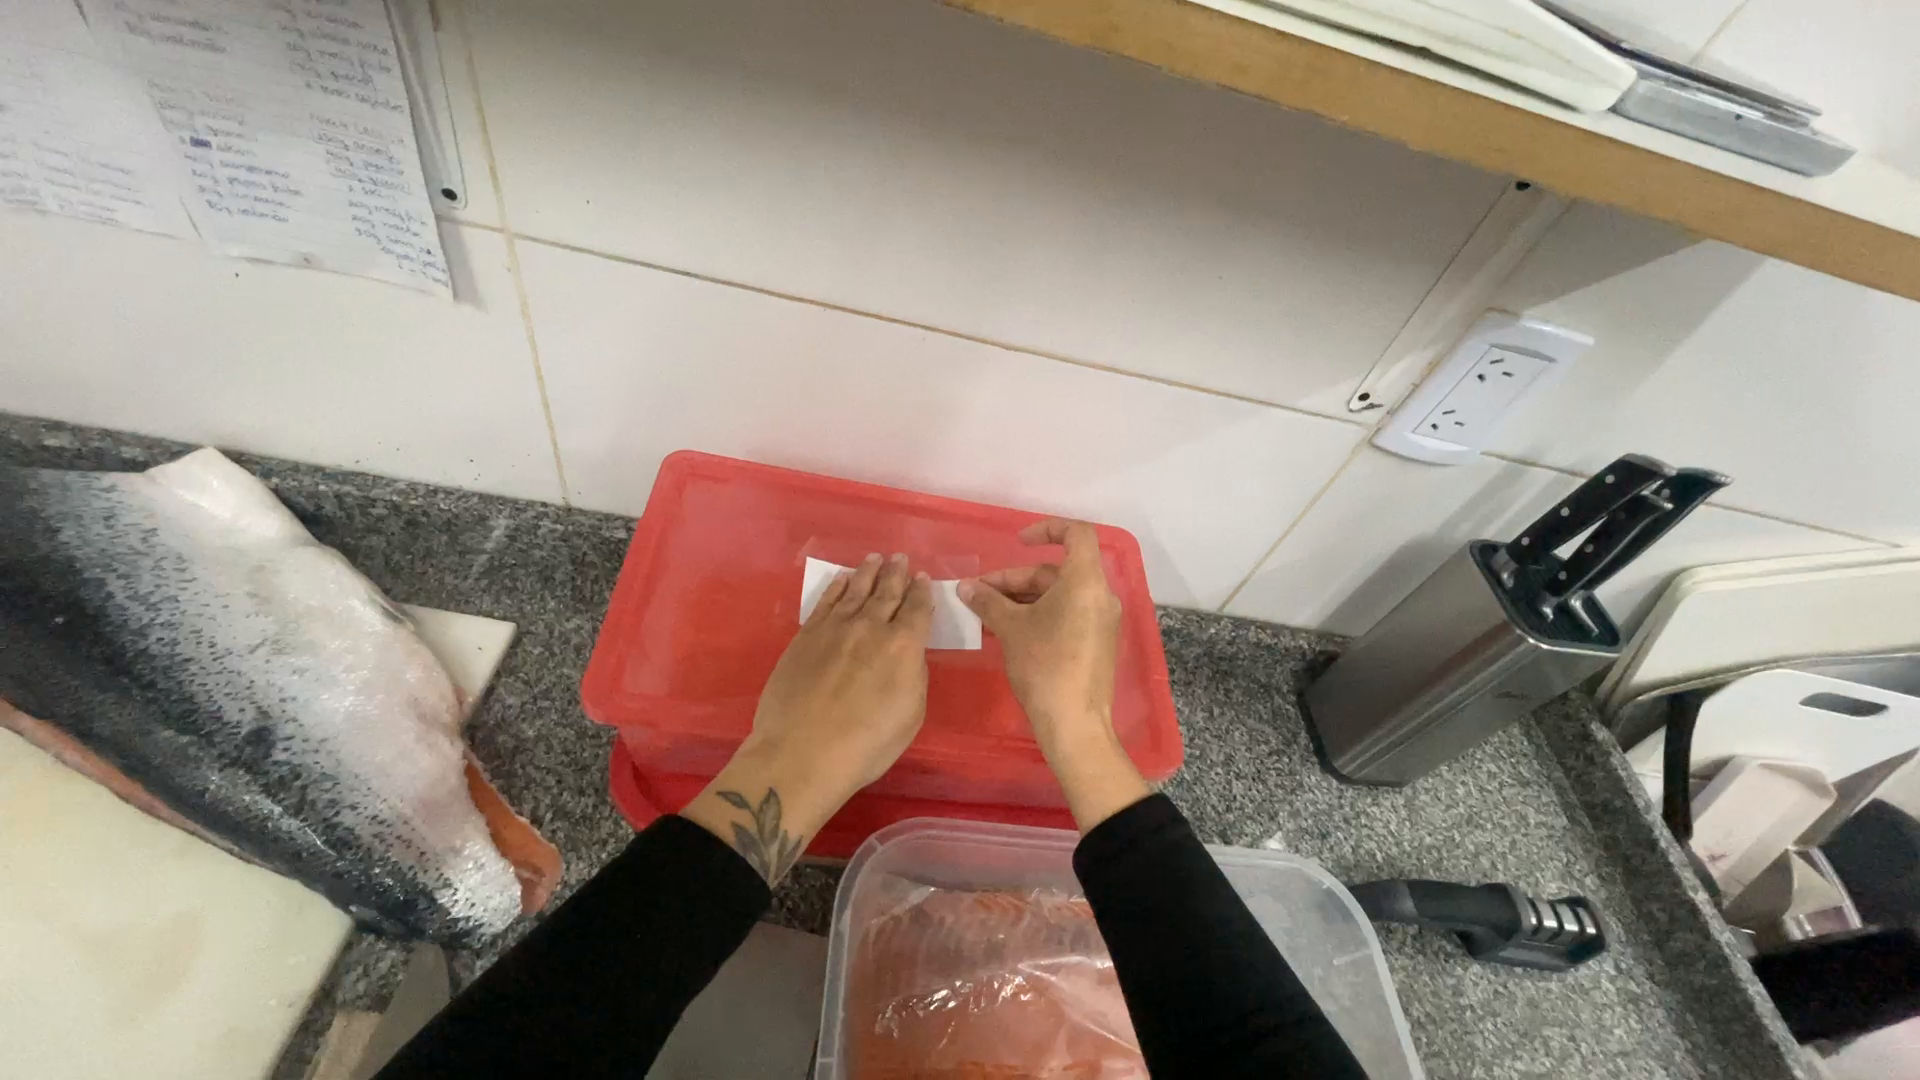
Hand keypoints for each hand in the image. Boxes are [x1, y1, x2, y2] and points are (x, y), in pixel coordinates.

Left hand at [681, 553, 932, 882]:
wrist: (802, 752)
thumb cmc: (866, 745)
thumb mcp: (911, 715)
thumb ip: (914, 676)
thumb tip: (909, 654)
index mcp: (904, 645)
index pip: (918, 608)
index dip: (922, 591)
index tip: (922, 578)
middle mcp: (871, 626)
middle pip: (887, 592)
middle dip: (897, 573)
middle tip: (900, 558)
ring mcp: (835, 627)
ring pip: (856, 590)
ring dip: (868, 572)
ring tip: (875, 558)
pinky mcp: (806, 635)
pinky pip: (826, 602)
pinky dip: (837, 587)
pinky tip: (842, 580)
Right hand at [959, 520, 1148, 831]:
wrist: (1074, 724)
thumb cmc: (1044, 667)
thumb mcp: (1011, 629)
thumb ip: (988, 601)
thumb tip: (965, 587)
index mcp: (1086, 583)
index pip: (1076, 534)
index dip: (1047, 529)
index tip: (1018, 541)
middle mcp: (1100, 596)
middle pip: (1057, 571)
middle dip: (1016, 578)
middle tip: (980, 594)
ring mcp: (1101, 621)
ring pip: (1059, 595)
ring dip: (1023, 598)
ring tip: (987, 613)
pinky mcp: (1096, 642)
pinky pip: (1066, 614)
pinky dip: (1039, 613)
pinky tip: (1008, 630)